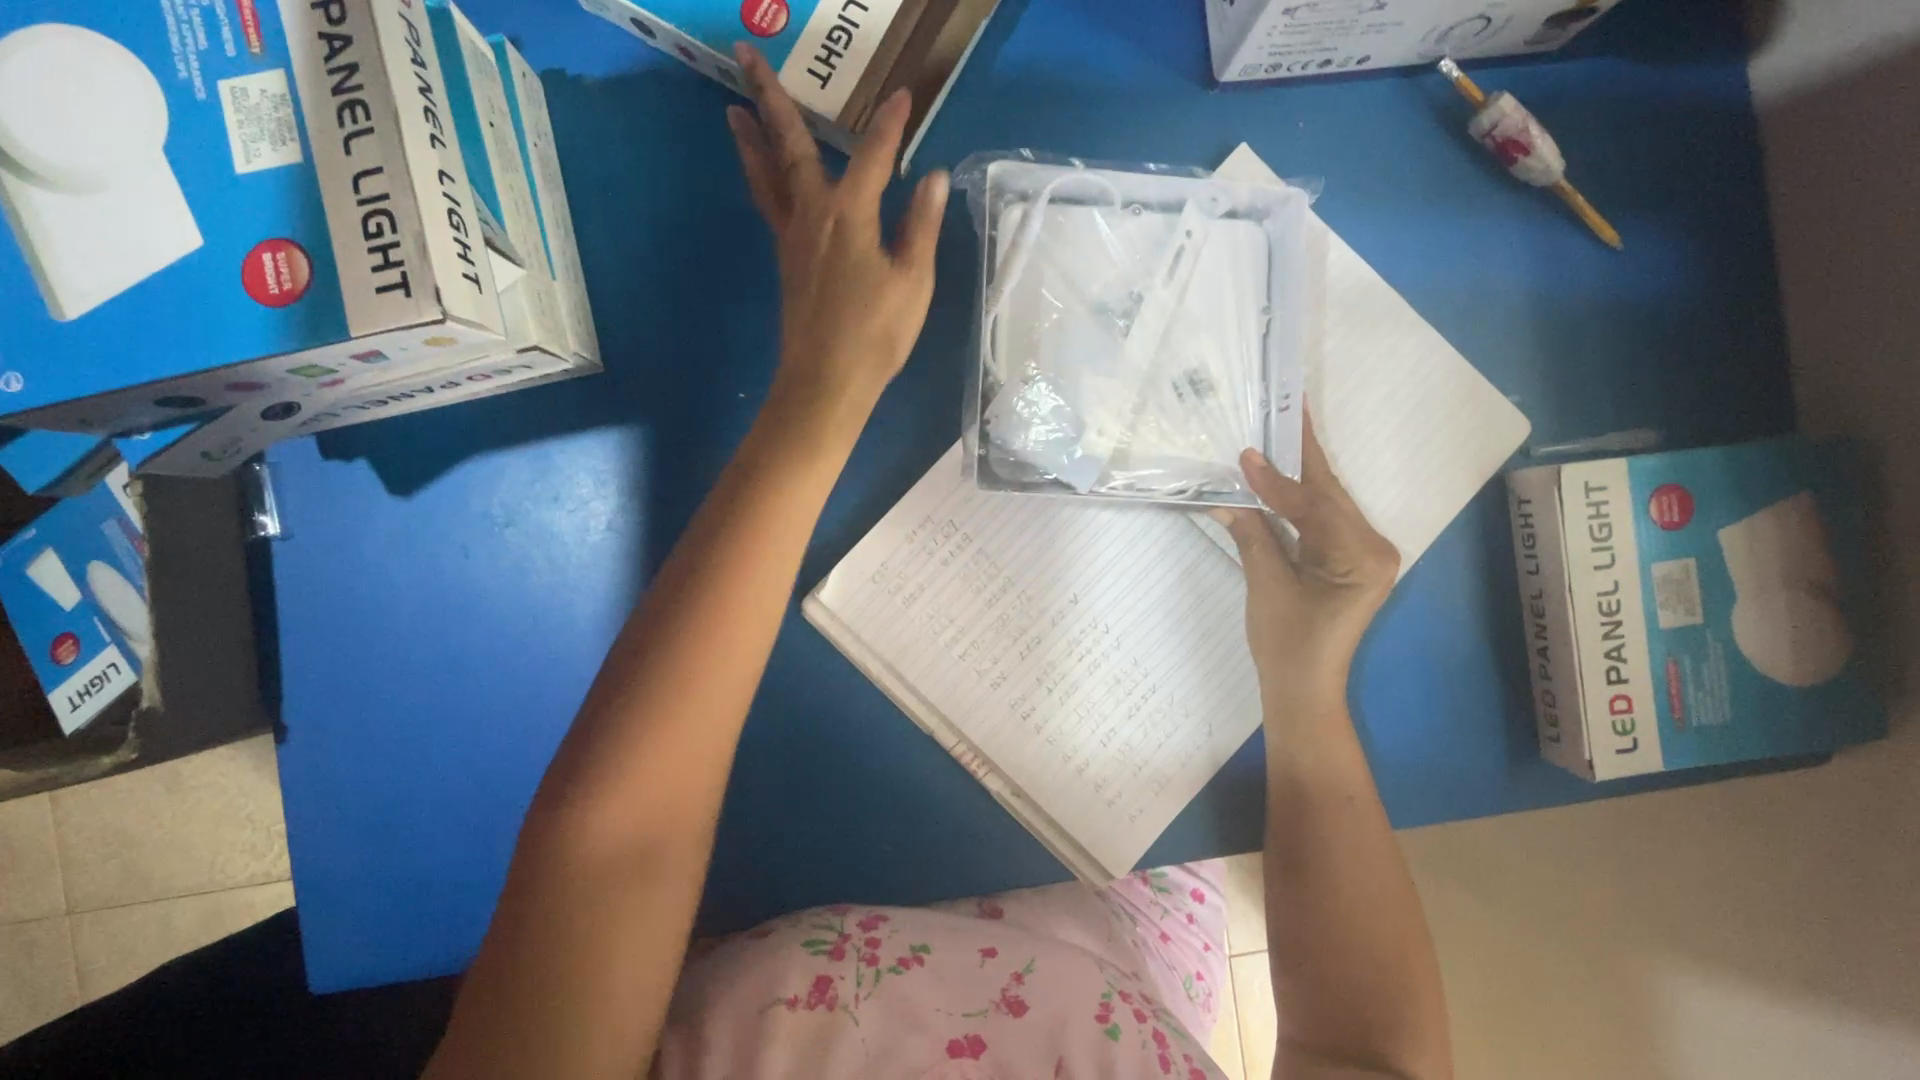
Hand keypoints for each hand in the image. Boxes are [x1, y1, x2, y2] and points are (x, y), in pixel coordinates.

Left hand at [727, 44, 949, 422]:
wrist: (826, 380)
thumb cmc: (876, 334)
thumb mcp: (913, 282)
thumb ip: (921, 226)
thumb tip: (933, 177)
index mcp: (850, 215)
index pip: (874, 155)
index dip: (890, 124)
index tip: (904, 94)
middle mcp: (812, 214)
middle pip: (790, 146)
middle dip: (770, 99)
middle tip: (745, 57)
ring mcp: (793, 237)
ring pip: (768, 175)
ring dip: (752, 137)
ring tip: (732, 107)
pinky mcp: (786, 259)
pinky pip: (768, 202)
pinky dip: (761, 176)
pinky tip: (762, 172)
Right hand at [1215, 415, 1399, 707]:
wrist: (1303, 688)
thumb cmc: (1287, 645)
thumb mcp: (1266, 586)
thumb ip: (1252, 534)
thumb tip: (1227, 493)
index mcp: (1361, 557)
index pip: (1313, 507)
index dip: (1276, 481)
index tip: (1247, 455)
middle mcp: (1373, 547)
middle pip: (1328, 494)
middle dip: (1300, 455)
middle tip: (1283, 408)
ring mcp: (1364, 552)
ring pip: (1325, 501)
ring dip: (1298, 472)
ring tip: (1280, 429)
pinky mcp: (1349, 557)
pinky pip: (1321, 518)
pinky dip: (1297, 498)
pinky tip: (1280, 474)